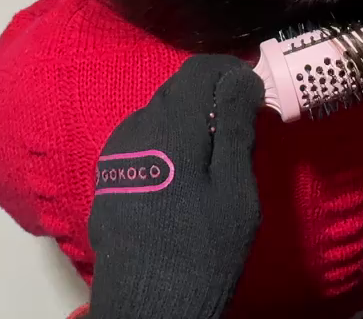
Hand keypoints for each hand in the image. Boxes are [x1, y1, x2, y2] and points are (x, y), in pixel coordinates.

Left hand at [88, 56, 263, 318]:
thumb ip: (236, 125)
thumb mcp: (235, 188)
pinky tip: (181, 180)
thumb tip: (242, 77)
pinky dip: (168, 144)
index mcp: (170, 122)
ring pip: (161, 114)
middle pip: (179, 89)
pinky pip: (145, 140)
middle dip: (211, 99)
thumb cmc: (202, 249)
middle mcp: (137, 125)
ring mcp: (118, 150)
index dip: (230, 73)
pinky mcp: (109, 175)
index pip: (200, 68)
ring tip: (212, 162)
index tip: (253, 96)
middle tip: (240, 133)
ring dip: (188, 122)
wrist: (147, 309)